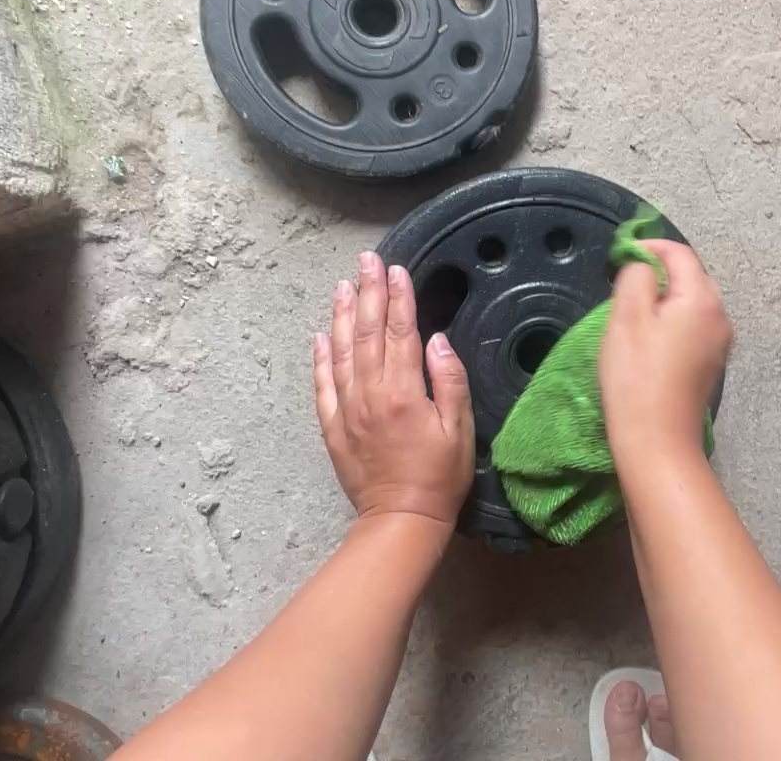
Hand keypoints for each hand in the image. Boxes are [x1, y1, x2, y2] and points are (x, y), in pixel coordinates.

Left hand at [314, 251, 473, 529]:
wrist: (400, 520)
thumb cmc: (439, 474)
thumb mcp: (460, 428)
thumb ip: (449, 380)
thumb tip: (436, 339)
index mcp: (403, 390)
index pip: (400, 332)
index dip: (399, 298)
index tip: (397, 269)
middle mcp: (369, 393)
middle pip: (369, 332)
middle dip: (369, 292)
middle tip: (367, 260)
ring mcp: (346, 409)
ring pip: (341, 351)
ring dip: (344, 315)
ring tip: (343, 285)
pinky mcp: (332, 426)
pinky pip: (322, 385)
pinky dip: (320, 357)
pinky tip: (321, 335)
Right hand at [599, 239, 731, 463]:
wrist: (657, 442)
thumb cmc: (637, 377)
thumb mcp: (626, 316)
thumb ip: (635, 277)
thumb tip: (643, 266)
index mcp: (702, 299)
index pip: (679, 254)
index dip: (650, 247)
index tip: (621, 254)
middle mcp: (720, 317)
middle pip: (690, 276)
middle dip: (658, 272)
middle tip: (623, 283)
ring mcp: (719, 343)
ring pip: (691, 302)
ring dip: (663, 298)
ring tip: (632, 312)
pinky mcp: (711, 364)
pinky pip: (692, 326)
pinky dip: (671, 320)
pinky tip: (648, 339)